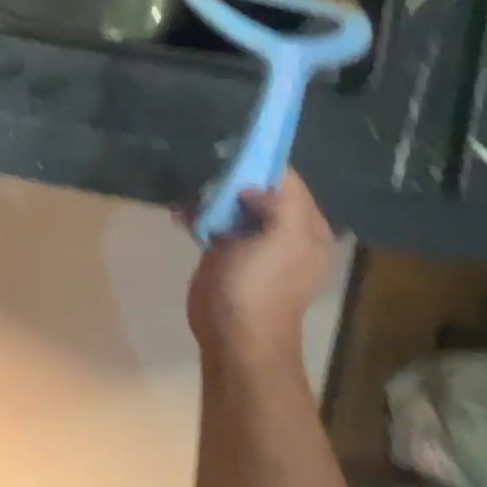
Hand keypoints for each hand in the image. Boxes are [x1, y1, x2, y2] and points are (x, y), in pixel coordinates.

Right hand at [186, 171, 334, 366]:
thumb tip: (253, 188)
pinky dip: (198, 216)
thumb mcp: (282, 243)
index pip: (288, 184)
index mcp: (307, 229)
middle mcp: (285, 233)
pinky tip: (180, 214)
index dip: (262, 167)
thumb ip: (281, 207)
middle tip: (202, 172)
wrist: (234, 331)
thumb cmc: (259, 287)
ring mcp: (254, 245)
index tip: (230, 154)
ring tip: (187, 193)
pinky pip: (215, 225)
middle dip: (232, 181)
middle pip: (259, 193)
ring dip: (210, 198)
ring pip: (234, 208)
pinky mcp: (226, 255)